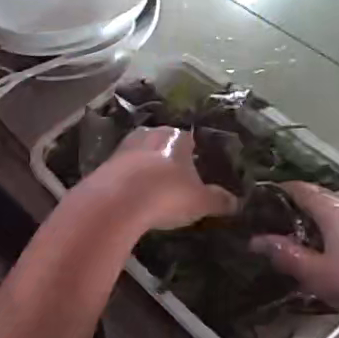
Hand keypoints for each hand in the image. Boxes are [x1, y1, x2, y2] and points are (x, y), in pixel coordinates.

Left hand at [77, 127, 237, 231]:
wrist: (116, 202)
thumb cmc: (167, 195)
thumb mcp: (200, 202)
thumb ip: (218, 200)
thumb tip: (235, 202)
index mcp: (176, 137)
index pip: (188, 139)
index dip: (192, 152)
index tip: (195, 164)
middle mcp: (149, 135)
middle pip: (160, 143)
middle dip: (165, 157)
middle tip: (173, 177)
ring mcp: (123, 148)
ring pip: (138, 155)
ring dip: (143, 168)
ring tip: (151, 188)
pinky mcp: (103, 165)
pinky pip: (121, 171)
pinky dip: (126, 181)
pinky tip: (130, 197)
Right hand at [248, 182, 338, 325]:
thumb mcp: (318, 275)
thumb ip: (286, 255)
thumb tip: (256, 240)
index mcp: (336, 210)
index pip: (303, 189)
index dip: (283, 190)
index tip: (267, 197)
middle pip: (330, 197)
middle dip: (310, 206)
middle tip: (293, 225)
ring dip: (337, 220)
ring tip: (325, 241)